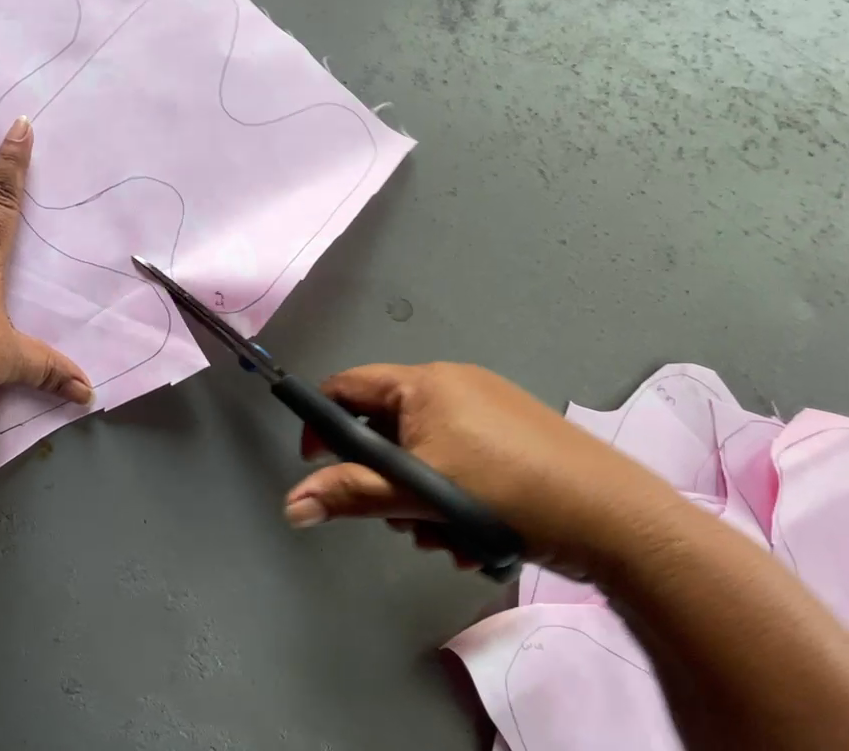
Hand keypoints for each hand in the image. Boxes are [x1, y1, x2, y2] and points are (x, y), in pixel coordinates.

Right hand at [284, 362, 682, 572]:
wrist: (627, 525)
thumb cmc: (510, 493)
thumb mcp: (419, 495)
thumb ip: (349, 496)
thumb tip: (290, 507)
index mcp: (422, 382)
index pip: (344, 388)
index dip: (322, 426)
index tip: (322, 467)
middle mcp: (452, 384)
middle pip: (384, 425)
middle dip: (382, 477)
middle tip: (396, 515)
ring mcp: (490, 408)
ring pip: (423, 449)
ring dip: (419, 495)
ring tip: (443, 535)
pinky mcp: (519, 436)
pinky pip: (460, 456)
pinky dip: (454, 493)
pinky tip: (474, 534)